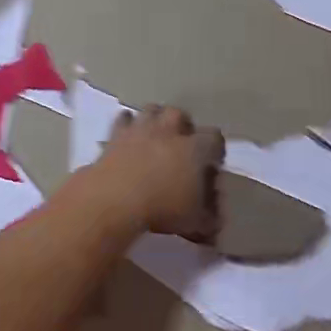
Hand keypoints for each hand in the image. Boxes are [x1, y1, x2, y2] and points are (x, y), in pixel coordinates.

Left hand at [89, 105, 221, 240]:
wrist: (115, 197)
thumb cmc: (162, 208)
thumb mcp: (196, 221)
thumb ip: (210, 216)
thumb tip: (215, 213)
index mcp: (194, 149)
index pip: (214, 136)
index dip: (214, 147)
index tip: (211, 161)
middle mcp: (168, 131)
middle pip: (179, 114)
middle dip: (183, 125)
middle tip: (181, 143)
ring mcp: (140, 129)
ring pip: (151, 109)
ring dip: (156, 118)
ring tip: (156, 134)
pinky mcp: (116, 133)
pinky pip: (123, 118)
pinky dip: (127, 123)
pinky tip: (128, 135)